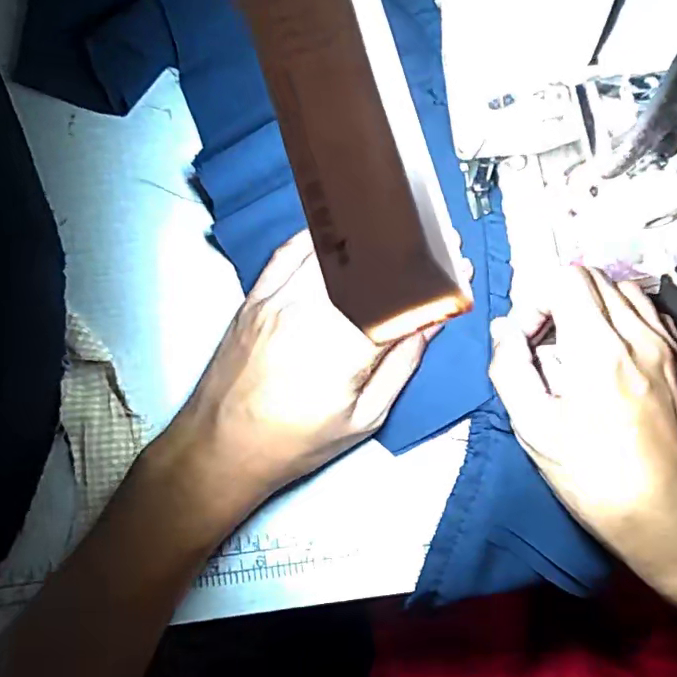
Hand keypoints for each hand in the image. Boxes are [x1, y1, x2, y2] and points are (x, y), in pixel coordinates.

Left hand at [147, 231, 436, 541]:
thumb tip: (427, 326)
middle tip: (439, 240)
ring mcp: (277, 299)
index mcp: (342, 349)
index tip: (458, 268)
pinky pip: (292, 251)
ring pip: (335, 250)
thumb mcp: (363, 418)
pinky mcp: (255, 297)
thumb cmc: (292, 443)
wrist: (218, 448)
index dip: (436, 281)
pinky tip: (346, 232)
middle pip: (373, 265)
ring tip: (403, 228)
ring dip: (375, 236)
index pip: (403, 300)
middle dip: (413, 250)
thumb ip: (400, 366)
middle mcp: (308, 313)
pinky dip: (322, 237)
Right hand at [489, 265, 676, 614]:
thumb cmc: (599, 482)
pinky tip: (616, 360)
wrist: (673, 515)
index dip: (535, 301)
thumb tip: (504, 330)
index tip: (530, 342)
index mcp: (600, 349)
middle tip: (549, 349)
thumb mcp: (536, 431)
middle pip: (595, 278)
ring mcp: (670, 346)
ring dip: (594, 309)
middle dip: (561, 302)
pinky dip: (626, 321)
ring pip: (626, 291)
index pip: (566, 278)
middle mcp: (641, 336)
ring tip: (582, 354)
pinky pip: (652, 315)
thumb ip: (511, 369)